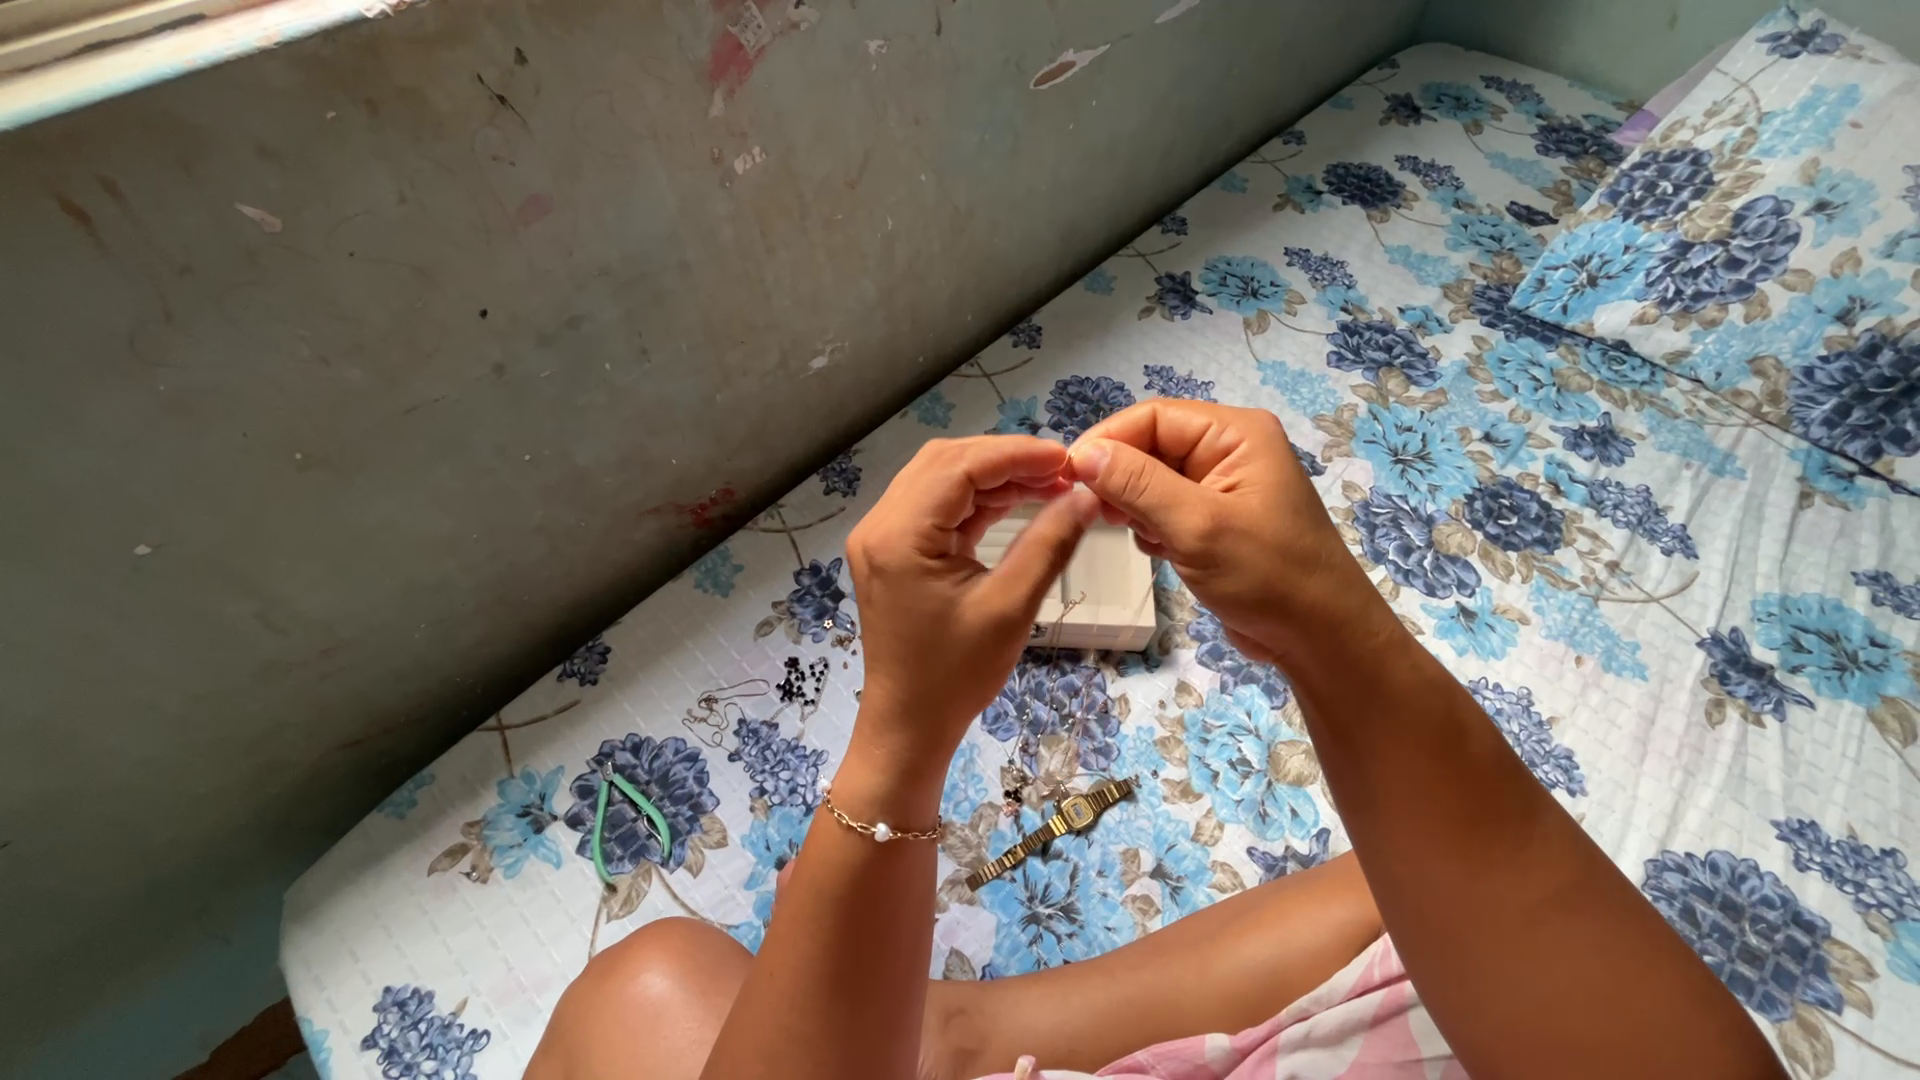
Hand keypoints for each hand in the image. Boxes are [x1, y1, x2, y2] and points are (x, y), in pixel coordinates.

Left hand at [847, 436, 1099, 779]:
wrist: (910, 724)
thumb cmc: (956, 675)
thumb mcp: (1010, 607)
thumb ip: (1049, 543)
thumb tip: (1088, 496)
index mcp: (899, 535)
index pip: (960, 466)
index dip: (1016, 454)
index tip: (1067, 460)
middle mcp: (880, 525)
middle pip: (945, 463)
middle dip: (1005, 460)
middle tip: (1060, 473)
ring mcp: (882, 537)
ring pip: (940, 481)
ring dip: (992, 478)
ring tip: (1048, 486)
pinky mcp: (892, 552)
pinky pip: (935, 509)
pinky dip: (975, 502)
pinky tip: (1017, 503)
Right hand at [1067, 400, 1390, 667]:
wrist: (1318, 637)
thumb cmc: (1267, 576)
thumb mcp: (1197, 526)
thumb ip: (1138, 485)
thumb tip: (1083, 454)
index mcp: (1235, 434)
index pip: (1152, 417)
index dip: (1107, 441)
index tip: (1067, 477)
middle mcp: (1228, 450)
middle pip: (1150, 446)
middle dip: (1120, 478)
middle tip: (1097, 514)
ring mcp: (1221, 486)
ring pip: (1152, 479)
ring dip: (1134, 505)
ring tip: (1138, 535)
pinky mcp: (1214, 520)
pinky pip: (1164, 508)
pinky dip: (1150, 525)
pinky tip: (1156, 549)